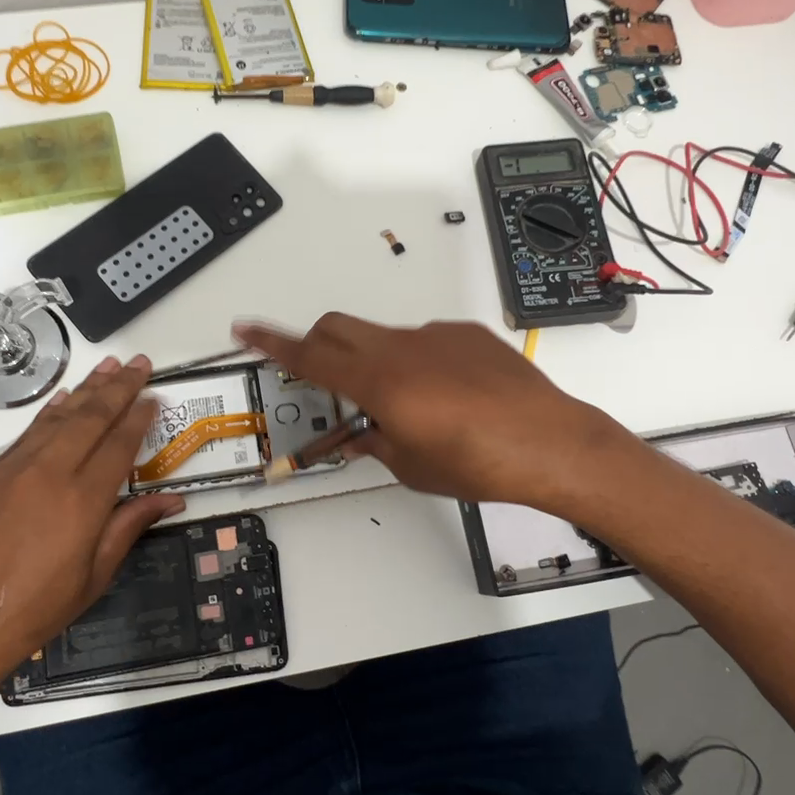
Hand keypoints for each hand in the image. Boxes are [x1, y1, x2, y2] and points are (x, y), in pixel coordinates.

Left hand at [0, 355, 184, 709]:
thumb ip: (128, 527)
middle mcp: (48, 472)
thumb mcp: (93, 578)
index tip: (155, 395)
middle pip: (90, 418)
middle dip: (119, 388)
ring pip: (55, 418)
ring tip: (108, 367)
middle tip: (139, 363)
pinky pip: (23, 435)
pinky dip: (47, 414)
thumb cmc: (32, 613)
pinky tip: (60, 403)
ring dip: (85, 390)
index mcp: (82, 500)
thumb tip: (170, 499)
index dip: (140, 417)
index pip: (120, 444)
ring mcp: (10, 470)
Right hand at [234, 315, 641, 513]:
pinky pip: (426, 340)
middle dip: (314, 344)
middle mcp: (401, 348)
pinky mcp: (467, 334)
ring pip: (382, 336)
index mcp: (379, 383)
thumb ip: (375, 444)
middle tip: (317, 375)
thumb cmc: (478, 464)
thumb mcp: (412, 466)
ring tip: (405, 405)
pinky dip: (418, 361)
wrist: (550, 444)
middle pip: (336, 328)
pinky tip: (449, 395)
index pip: (311, 357)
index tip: (244, 328)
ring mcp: (436, 336)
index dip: (272, 342)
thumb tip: (358, 438)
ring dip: (373, 361)